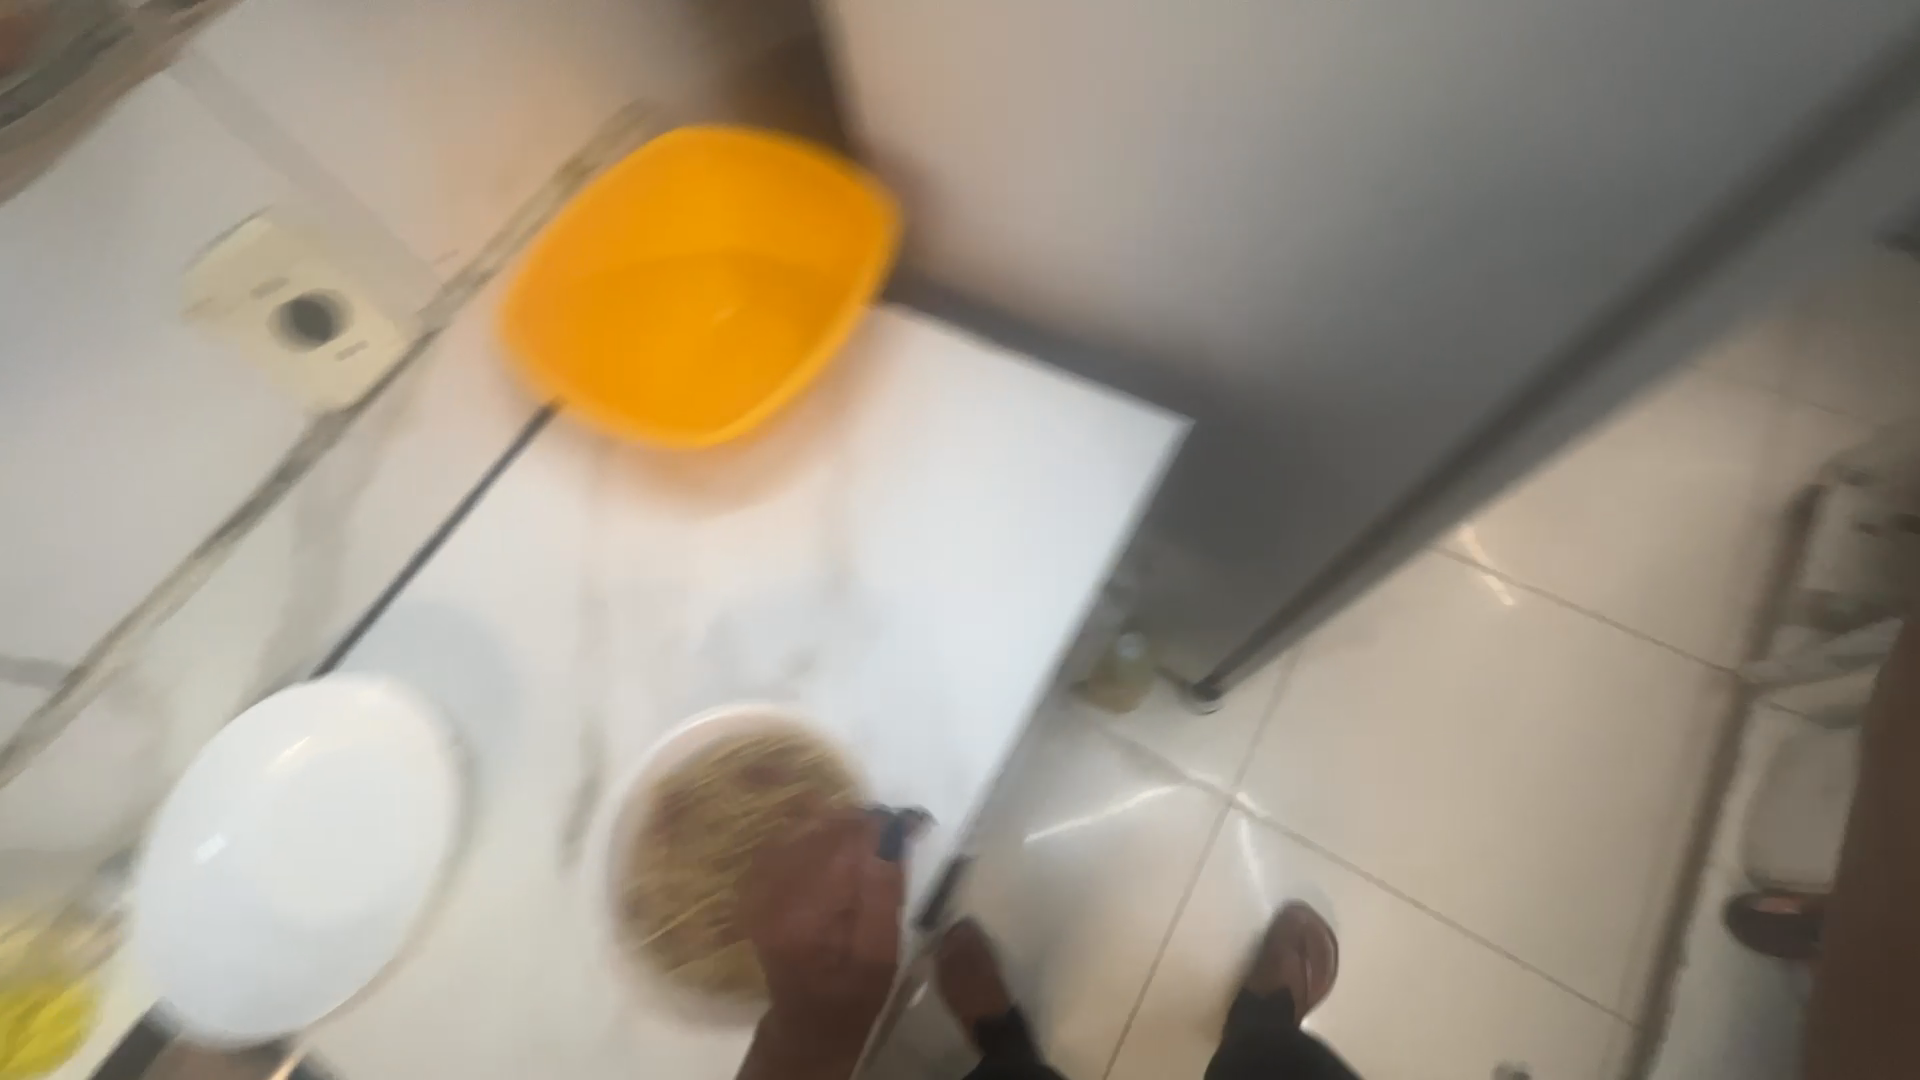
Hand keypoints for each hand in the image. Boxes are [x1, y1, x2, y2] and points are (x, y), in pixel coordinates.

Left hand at [739, 811, 904, 1073]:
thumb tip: (894, 829)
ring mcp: (761, 882)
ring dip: (845, 824)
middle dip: (865, 821)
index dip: (884, 824)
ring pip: (809, 823)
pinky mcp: (759, 879)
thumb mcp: (882, 951)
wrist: (808, 1020)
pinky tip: (841, 846)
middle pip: (826, 825)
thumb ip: (885, 888)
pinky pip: (794, 835)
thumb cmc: (853, 991)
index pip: (848, 841)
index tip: (914, 822)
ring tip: (871, 837)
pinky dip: (821, 832)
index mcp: (807, 911)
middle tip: (895, 828)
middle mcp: (775, 888)